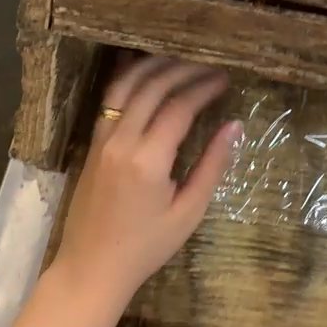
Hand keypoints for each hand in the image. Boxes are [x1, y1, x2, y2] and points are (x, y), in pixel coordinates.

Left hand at [51, 56, 241, 312]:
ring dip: (154, 66)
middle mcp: (122, 141)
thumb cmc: (146, 247)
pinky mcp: (93, 142)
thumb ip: (212, 166)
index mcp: (148, 161)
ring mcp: (103, 139)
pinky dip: (127, 78)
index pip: (179, 108)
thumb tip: (235, 126)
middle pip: (154, 88)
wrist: (91, 268)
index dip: (204, 88)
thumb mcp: (188, 213)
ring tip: (180, 57)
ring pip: (127, 86)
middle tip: (208, 66)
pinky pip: (109, 99)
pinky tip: (142, 67)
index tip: (224, 79)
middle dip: (184, 70)